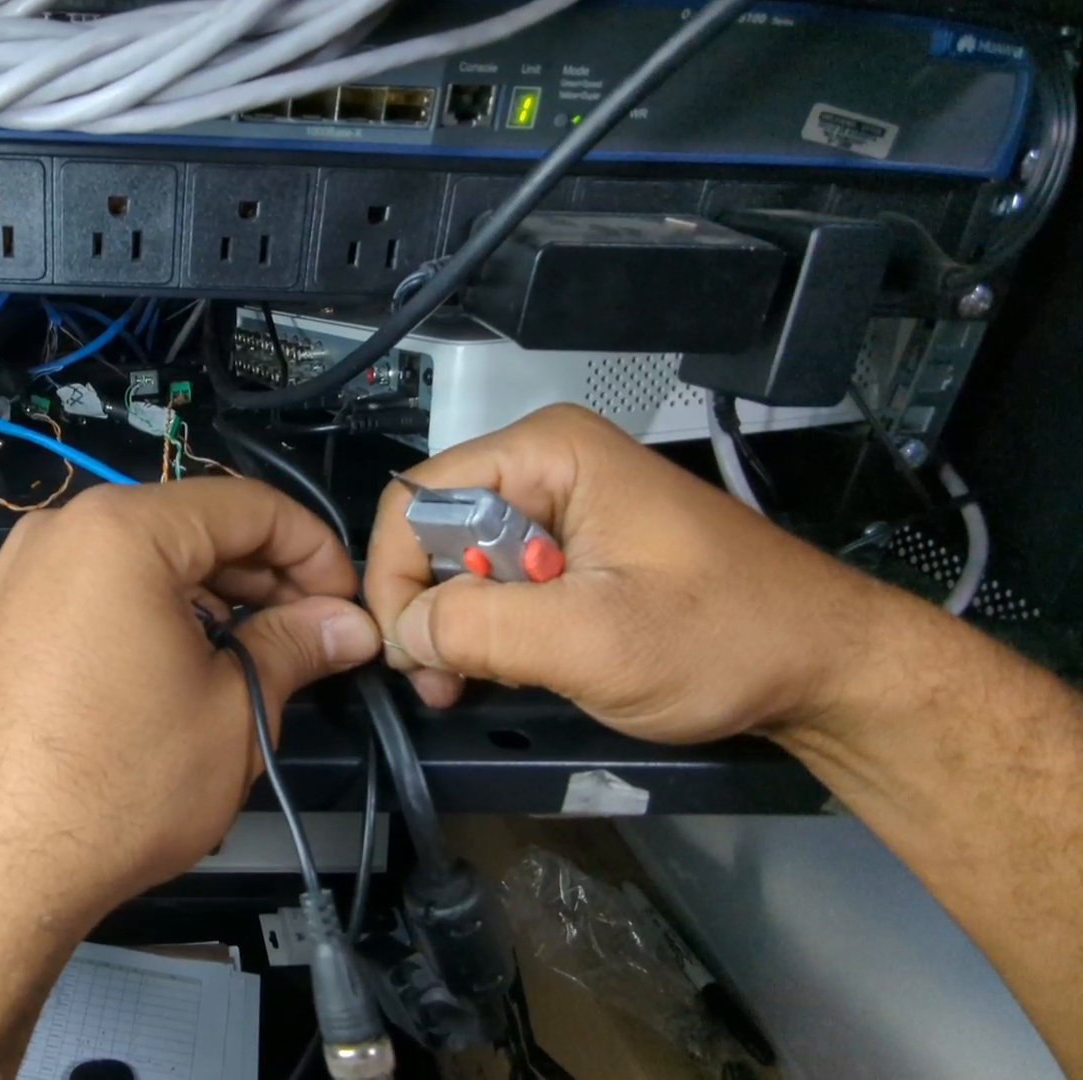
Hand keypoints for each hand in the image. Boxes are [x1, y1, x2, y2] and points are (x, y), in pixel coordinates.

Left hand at [0, 478, 380, 925]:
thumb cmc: (122, 783)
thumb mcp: (232, 709)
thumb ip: (297, 645)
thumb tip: (350, 624)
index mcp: (120, 529)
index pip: (244, 505)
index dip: (312, 548)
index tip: (344, 602)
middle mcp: (58, 531)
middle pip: (186, 526)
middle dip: (259, 575)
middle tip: (308, 634)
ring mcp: (17, 573)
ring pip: (138, 559)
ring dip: (205, 595)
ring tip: (246, 655)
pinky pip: (91, 588)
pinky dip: (145, 610)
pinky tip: (174, 664)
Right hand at [363, 405, 889, 742]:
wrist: (829, 670)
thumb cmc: (730, 641)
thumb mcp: (595, 640)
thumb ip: (480, 628)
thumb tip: (403, 631)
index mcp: (545, 453)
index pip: (415, 501)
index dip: (396, 575)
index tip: (410, 650)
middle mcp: (540, 466)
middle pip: (430, 531)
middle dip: (427, 609)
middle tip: (442, 678)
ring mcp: (553, 506)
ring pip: (453, 563)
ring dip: (454, 627)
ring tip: (479, 678)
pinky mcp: (564, 545)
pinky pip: (490, 581)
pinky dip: (485, 630)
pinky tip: (510, 663)